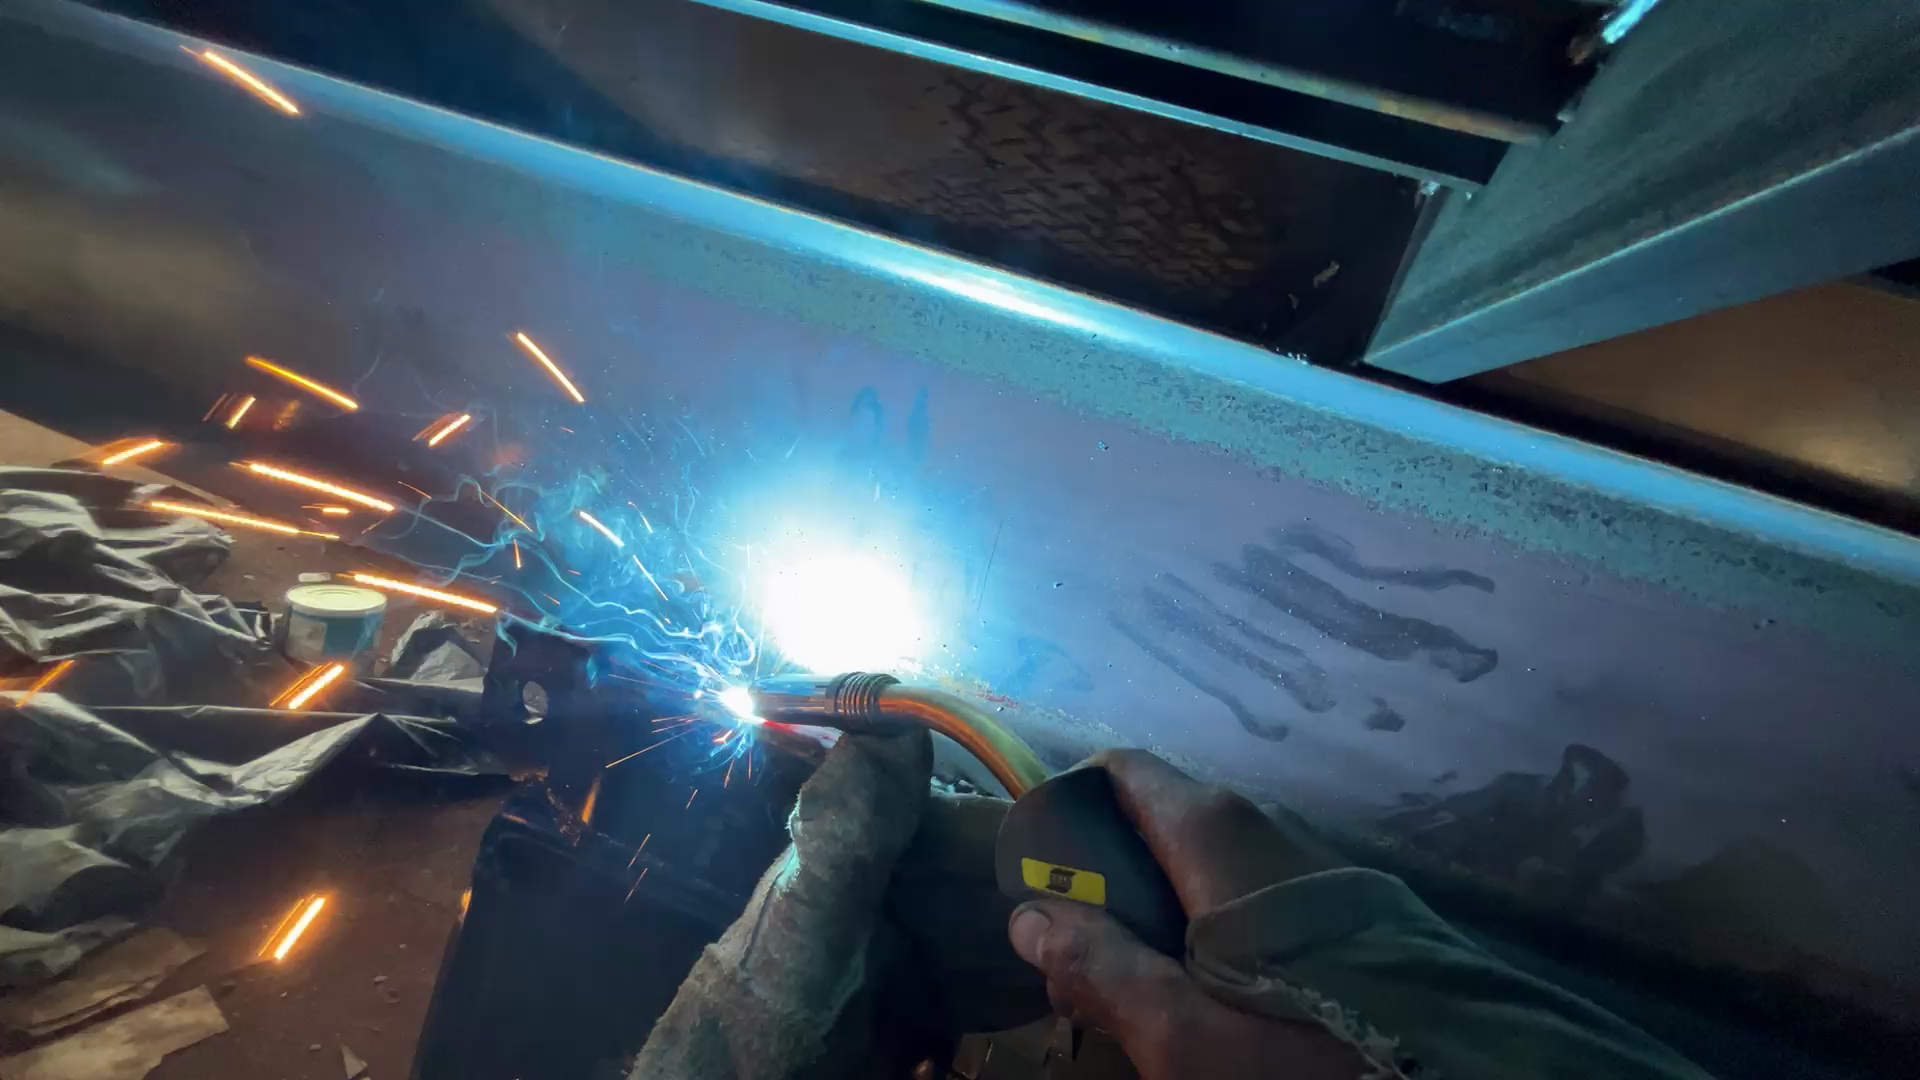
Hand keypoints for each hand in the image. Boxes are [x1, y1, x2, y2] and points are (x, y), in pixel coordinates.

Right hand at [1006, 750, 1360, 1079]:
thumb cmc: (1312, 1055)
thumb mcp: (1186, 1037)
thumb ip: (1097, 968)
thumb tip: (1027, 918)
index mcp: (1211, 829)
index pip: (1118, 770)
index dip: (1068, 807)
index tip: (1041, 869)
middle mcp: (1253, 822)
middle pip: (1149, 816)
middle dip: (1100, 875)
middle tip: (1076, 948)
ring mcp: (1296, 858)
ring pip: (1192, 857)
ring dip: (1147, 906)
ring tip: (1130, 981)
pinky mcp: (1327, 900)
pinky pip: (1235, 886)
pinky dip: (1196, 922)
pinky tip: (1201, 988)